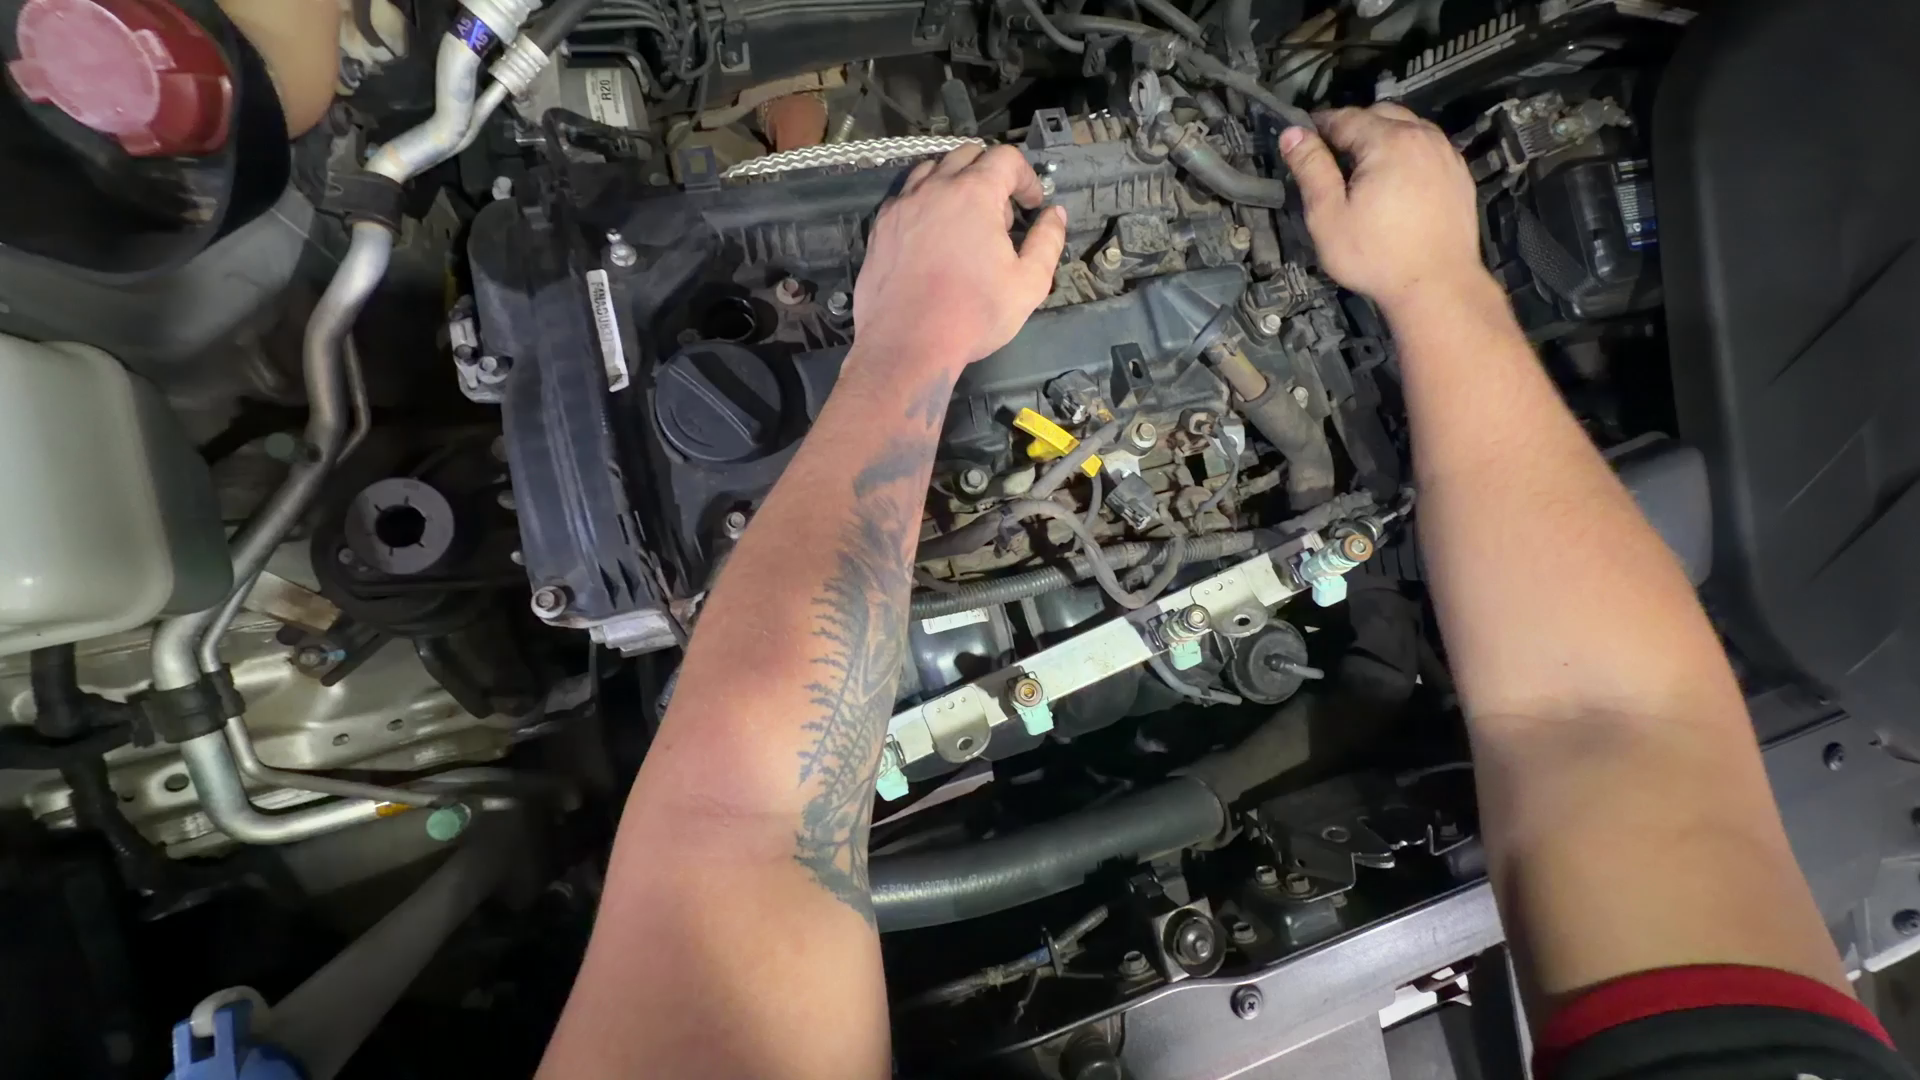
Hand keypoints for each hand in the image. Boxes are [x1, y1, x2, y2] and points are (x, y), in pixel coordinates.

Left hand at [852, 144, 1067, 372]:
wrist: (906, 346)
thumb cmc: (972, 316)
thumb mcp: (1028, 284)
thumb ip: (1047, 242)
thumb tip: (1054, 215)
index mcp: (973, 194)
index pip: (1005, 159)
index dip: (1026, 177)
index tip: (1032, 204)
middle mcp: (934, 188)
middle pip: (967, 155)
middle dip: (991, 175)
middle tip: (1000, 214)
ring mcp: (902, 206)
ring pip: (932, 171)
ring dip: (954, 183)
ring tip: (965, 221)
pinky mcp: (880, 228)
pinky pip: (905, 198)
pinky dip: (925, 203)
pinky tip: (933, 235)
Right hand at [1279, 105, 1486, 312]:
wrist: (1434, 282)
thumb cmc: (1373, 254)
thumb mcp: (1328, 215)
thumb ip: (1311, 170)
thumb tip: (1292, 133)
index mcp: (1387, 142)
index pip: (1346, 118)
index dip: (1320, 125)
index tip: (1302, 136)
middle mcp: (1422, 136)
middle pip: (1380, 116)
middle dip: (1352, 127)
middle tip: (1329, 154)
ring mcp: (1446, 153)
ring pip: (1408, 129)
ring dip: (1381, 138)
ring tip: (1360, 168)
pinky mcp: (1458, 174)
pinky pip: (1426, 149)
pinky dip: (1405, 154)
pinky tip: (1393, 182)